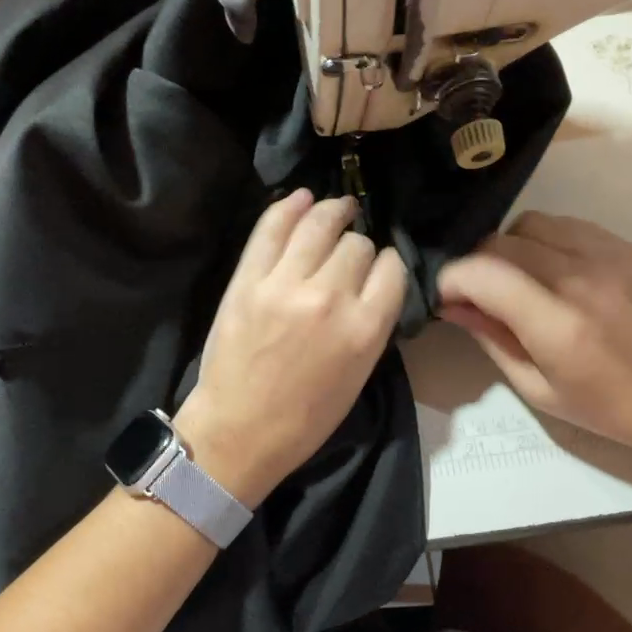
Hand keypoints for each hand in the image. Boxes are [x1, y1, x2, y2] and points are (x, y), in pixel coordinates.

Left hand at [176, 190, 406, 504]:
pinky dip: (289, 206)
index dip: (386, 264)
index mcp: (366, 329)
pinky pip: (272, 227)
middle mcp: (330, 298)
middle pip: (356, 244)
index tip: (377, 269)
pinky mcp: (247, 280)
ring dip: (331, 212)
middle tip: (347, 253)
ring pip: (319, 224)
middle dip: (357, 246)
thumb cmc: (304, 418)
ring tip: (334, 210)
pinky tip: (301, 199)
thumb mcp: (358, 376)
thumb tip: (372, 283)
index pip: (392, 268)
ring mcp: (285, 285)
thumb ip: (372, 324)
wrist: (240, 431)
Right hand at [437, 213, 631, 460]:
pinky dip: (543, 242)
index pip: (482, 272)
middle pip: (500, 242)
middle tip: (475, 296)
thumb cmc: (608, 407)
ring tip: (514, 281)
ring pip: (530, 223)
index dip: (450, 280)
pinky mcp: (624, 246)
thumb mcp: (537, 388)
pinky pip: (565, 225)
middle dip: (475, 265)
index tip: (446, 299)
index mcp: (556, 324)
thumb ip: (492, 339)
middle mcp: (579, 278)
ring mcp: (606, 255)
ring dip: (509, 248)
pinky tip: (549, 272)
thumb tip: (453, 306)